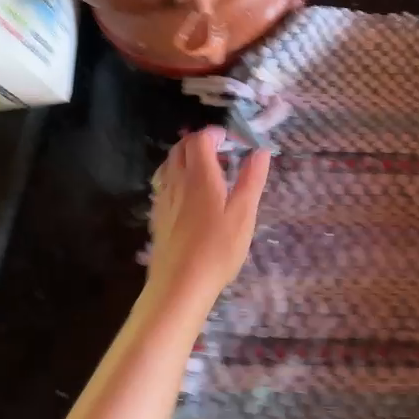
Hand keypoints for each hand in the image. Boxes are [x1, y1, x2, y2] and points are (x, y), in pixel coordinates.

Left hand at [145, 127, 269, 311]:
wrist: (179, 285)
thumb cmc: (217, 249)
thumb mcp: (244, 214)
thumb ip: (252, 179)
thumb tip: (261, 151)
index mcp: (200, 176)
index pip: (200, 139)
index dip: (215, 133)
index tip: (231, 140)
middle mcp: (177, 181)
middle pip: (180, 147)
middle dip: (199, 141)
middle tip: (220, 151)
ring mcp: (164, 198)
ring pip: (169, 164)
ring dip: (186, 157)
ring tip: (206, 171)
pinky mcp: (157, 215)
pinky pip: (164, 183)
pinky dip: (176, 176)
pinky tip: (189, 195)